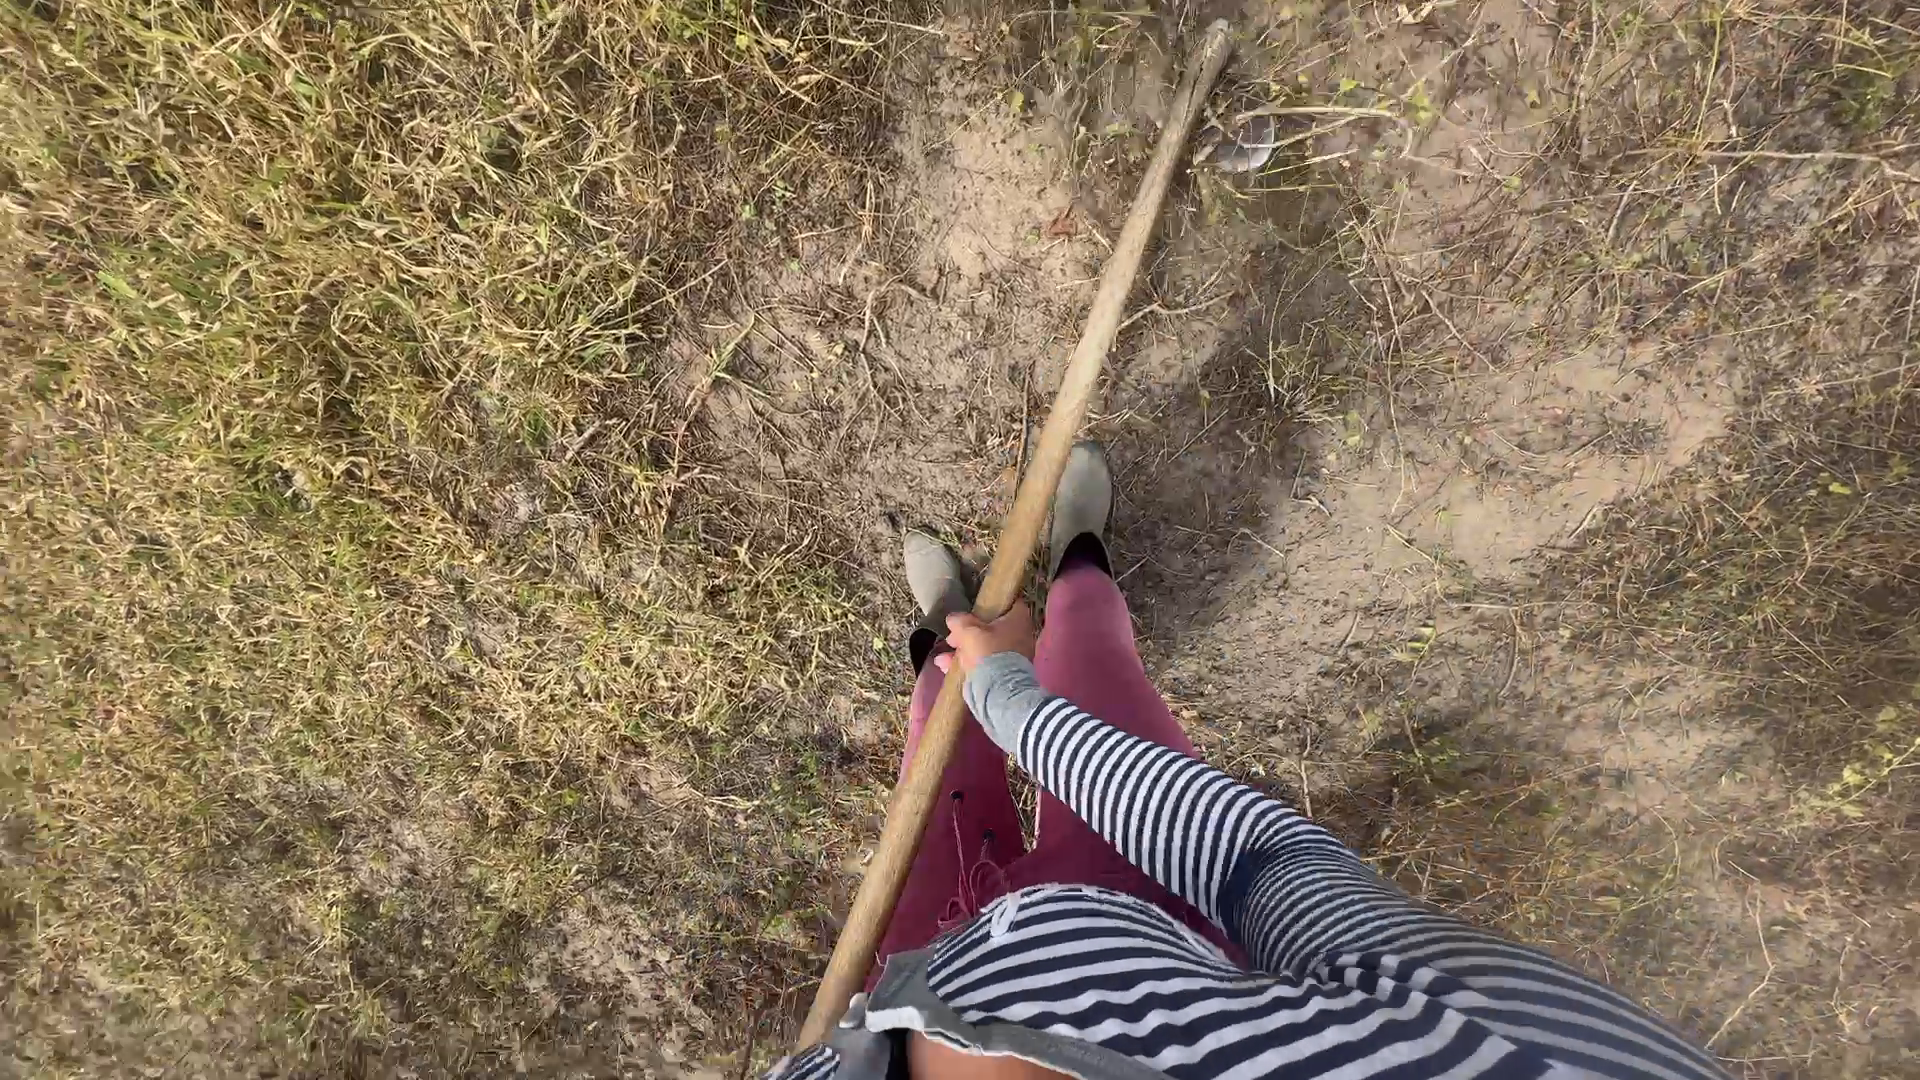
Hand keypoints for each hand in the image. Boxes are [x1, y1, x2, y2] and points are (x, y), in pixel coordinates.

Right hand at [933, 601, 1035, 675]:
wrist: (1000, 691)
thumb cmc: (988, 652)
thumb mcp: (969, 632)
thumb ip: (960, 622)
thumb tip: (953, 618)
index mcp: (1018, 619)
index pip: (1008, 603)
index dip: (990, 603)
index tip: (973, 608)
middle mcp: (1020, 635)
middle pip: (991, 627)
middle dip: (968, 633)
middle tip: (952, 637)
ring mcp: (1013, 656)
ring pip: (985, 647)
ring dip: (963, 650)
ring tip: (944, 656)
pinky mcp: (1005, 673)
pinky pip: (985, 663)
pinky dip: (967, 664)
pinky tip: (946, 666)